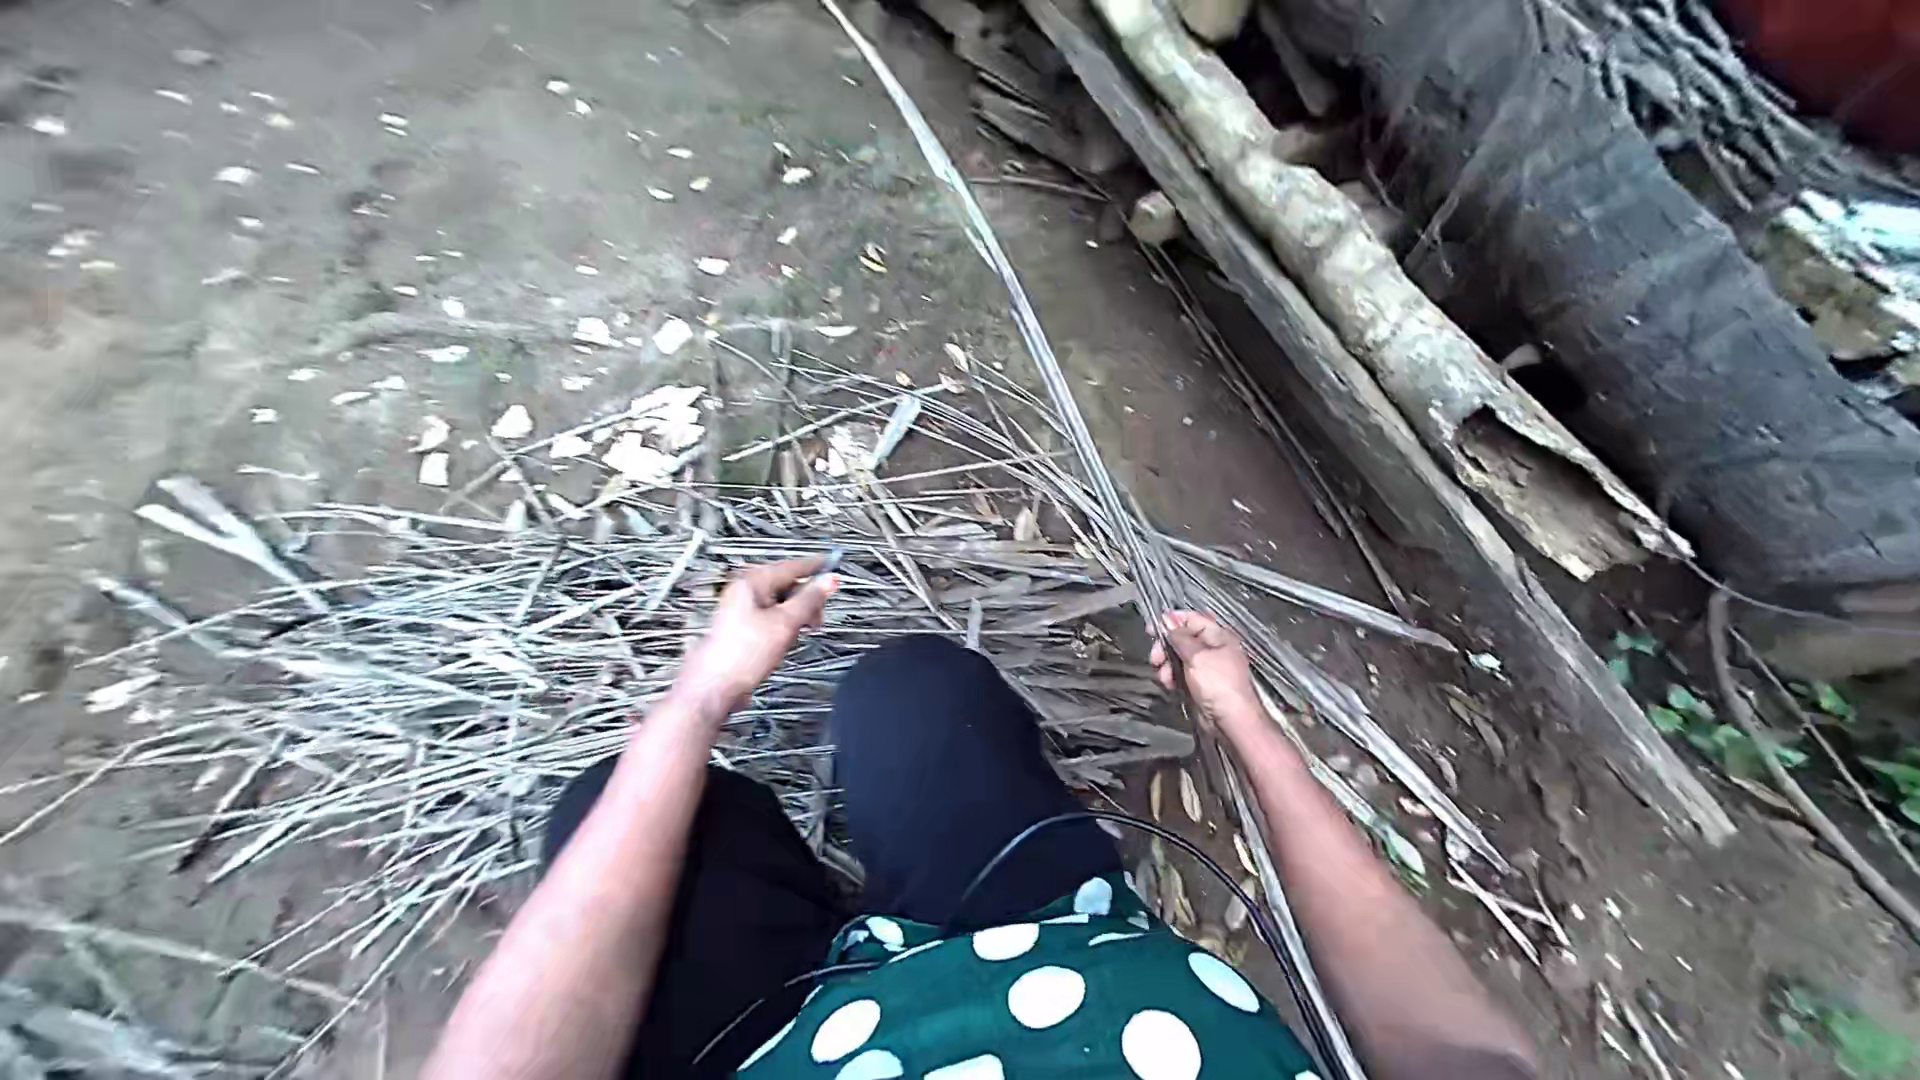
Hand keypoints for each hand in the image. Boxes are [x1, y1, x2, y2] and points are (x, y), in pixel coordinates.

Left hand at [673, 557, 837, 720]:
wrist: (715, 687)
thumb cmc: (741, 655)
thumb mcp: (786, 622)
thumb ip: (810, 599)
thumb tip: (828, 581)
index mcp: (752, 583)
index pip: (791, 566)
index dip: (815, 567)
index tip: (831, 565)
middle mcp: (743, 592)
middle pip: (785, 585)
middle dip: (806, 598)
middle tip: (819, 612)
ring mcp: (741, 611)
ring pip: (779, 603)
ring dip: (796, 613)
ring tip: (804, 629)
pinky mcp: (742, 629)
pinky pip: (771, 617)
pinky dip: (785, 624)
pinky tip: (788, 638)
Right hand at [1149, 611, 1262, 734]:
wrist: (1231, 721)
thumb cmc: (1220, 685)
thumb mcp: (1197, 655)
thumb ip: (1179, 636)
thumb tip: (1168, 621)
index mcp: (1219, 636)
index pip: (1192, 619)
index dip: (1172, 620)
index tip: (1154, 627)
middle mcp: (1212, 649)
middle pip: (1181, 638)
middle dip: (1165, 647)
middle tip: (1156, 657)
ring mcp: (1205, 666)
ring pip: (1177, 656)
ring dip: (1166, 664)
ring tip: (1165, 676)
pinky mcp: (1199, 682)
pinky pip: (1179, 673)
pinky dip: (1171, 677)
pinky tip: (1170, 684)